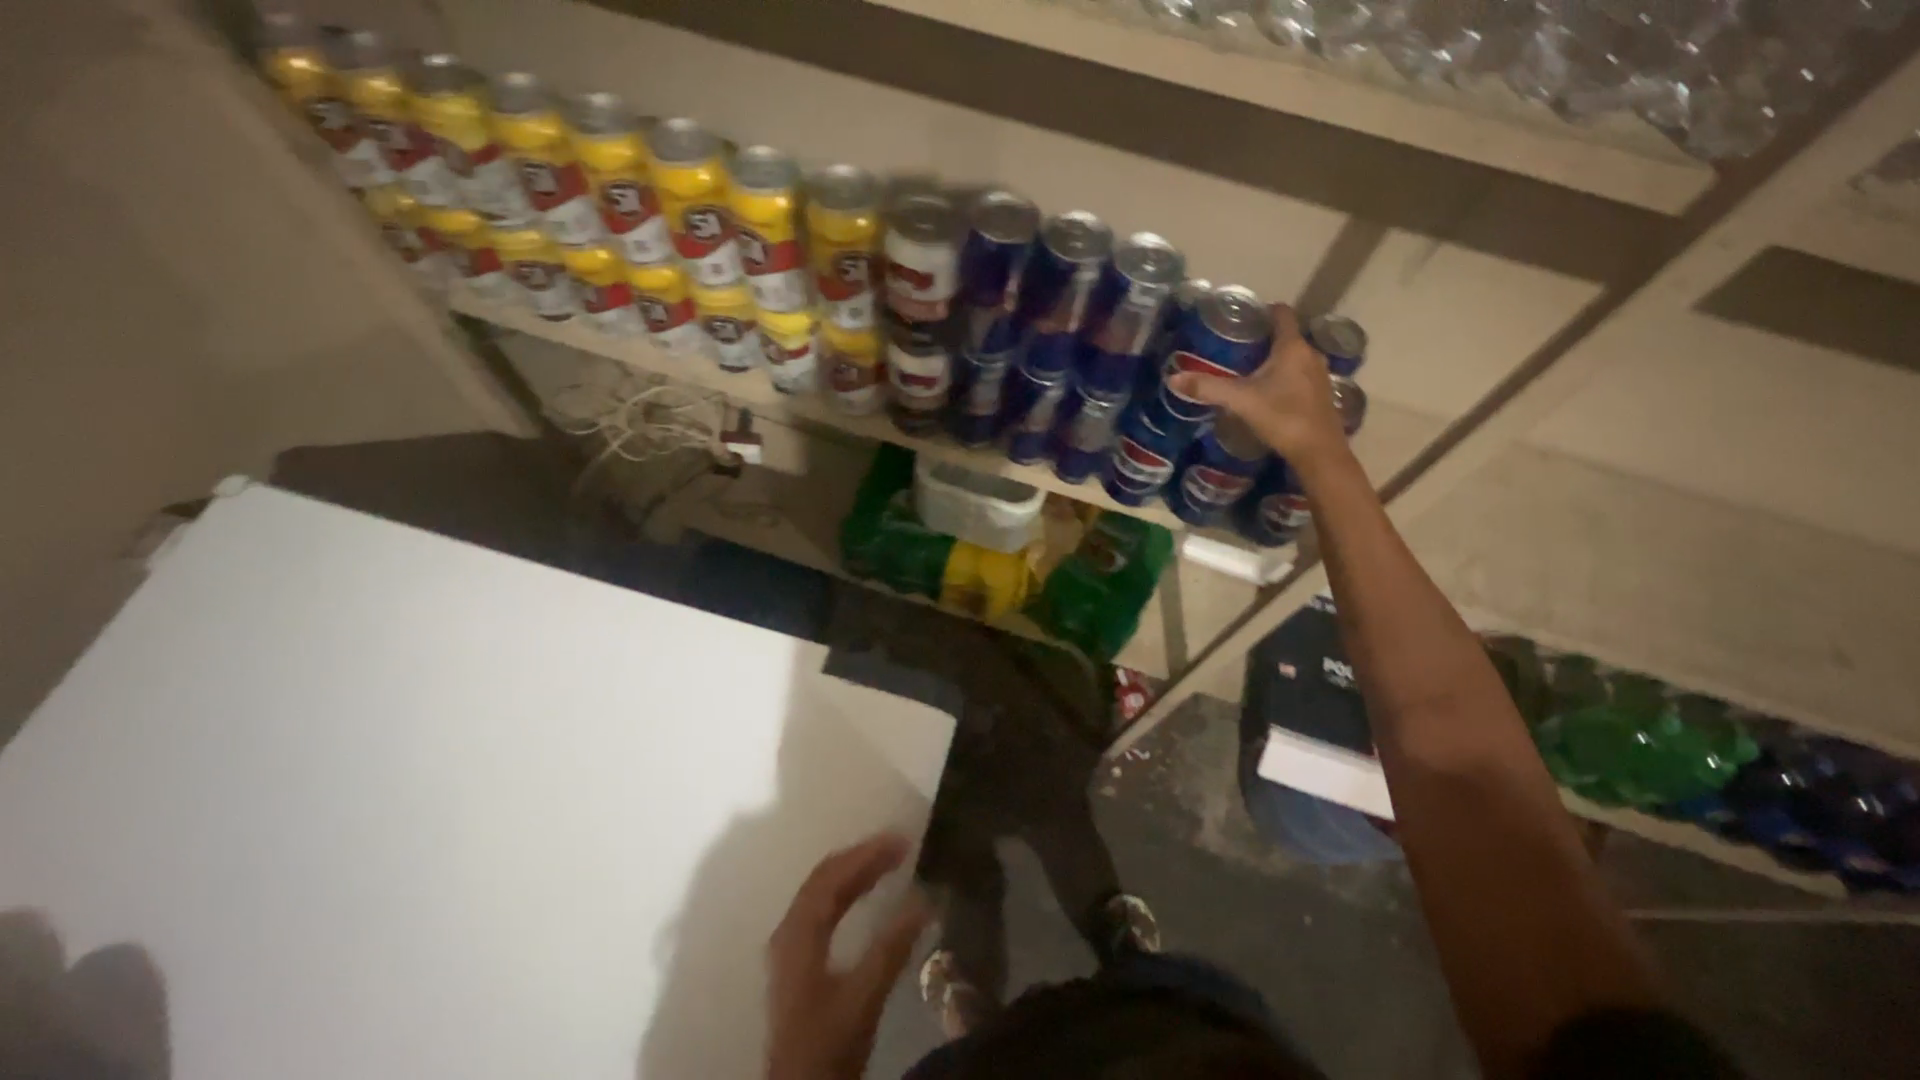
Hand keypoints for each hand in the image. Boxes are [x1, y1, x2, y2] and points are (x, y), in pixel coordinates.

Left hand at [767, 834, 930, 1079]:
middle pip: (823, 880)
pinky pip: (822, 910)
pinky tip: (868, 896)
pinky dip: (848, 894)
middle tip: (900, 846)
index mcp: (798, 934)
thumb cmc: (829, 1045)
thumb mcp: (865, 996)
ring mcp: (791, 947)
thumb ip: (892, 946)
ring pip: (822, 894)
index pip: (831, 877)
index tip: (901, 840)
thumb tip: (924, 898)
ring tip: (890, 862)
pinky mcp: (799, 962)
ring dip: (854, 874)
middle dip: (861, 858)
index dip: (865, 854)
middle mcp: (789, 932)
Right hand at [1168, 303, 1347, 466]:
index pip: (1282, 313)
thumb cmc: (1282, 417)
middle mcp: (1311, 354)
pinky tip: (1269, 391)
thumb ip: (1208, 388)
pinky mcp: (1322, 394)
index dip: (1263, 311)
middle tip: (1237, 347)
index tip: (1242, 319)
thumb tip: (1173, 379)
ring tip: (1250, 369)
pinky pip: (1301, 374)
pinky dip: (1285, 376)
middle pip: (1287, 336)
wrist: (1318, 452)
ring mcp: (1320, 374)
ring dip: (1276, 359)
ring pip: (1295, 356)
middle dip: (1264, 339)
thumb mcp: (1240, 401)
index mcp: (1292, 347)